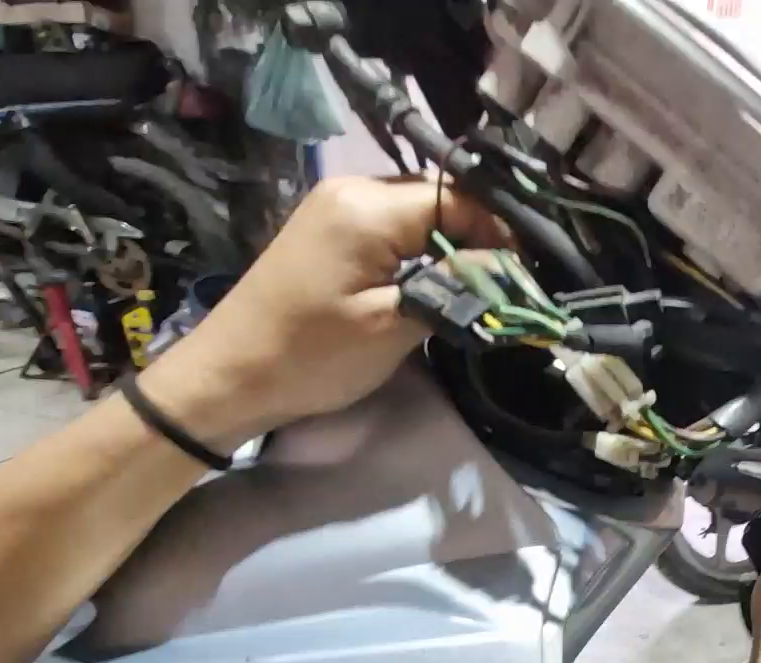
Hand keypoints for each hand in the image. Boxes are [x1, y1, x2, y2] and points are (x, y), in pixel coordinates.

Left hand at [137, 175, 503, 447]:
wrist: (234, 374)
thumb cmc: (314, 353)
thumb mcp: (394, 324)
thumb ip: (455, 288)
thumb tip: (509, 270)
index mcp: (367, 208)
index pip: (459, 200)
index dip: (501, 235)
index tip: (527, 278)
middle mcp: (353, 191)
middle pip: (442, 199)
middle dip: (483, 238)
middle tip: (510, 286)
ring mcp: (339, 208)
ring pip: (423, 213)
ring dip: (457, 246)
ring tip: (483, 288)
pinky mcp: (334, 231)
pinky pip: (398, 228)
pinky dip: (428, 251)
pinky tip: (442, 282)